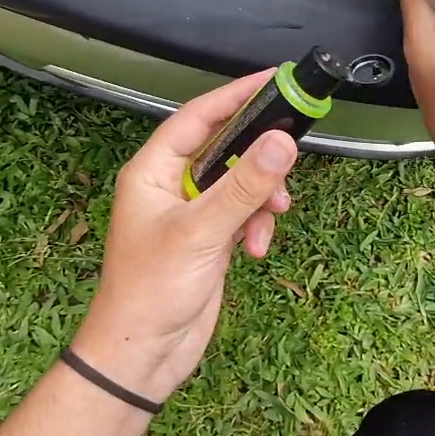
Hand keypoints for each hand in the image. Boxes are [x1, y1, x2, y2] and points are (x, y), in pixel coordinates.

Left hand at [71, 73, 298, 403]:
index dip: (234, 96)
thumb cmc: (152, 289)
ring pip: (240, 182)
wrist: (143, 355)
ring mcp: (193, 212)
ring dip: (262, 197)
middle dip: (258, 157)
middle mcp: (172, 184)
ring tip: (272, 217)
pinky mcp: (211, 238)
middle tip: (291, 152)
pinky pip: (244, 213)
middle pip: (225, 148)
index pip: (198, 117)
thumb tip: (282, 141)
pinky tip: (256, 249)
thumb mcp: (201, 232)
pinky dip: (257, 225)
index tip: (273, 80)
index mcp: (153, 170)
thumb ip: (244, 186)